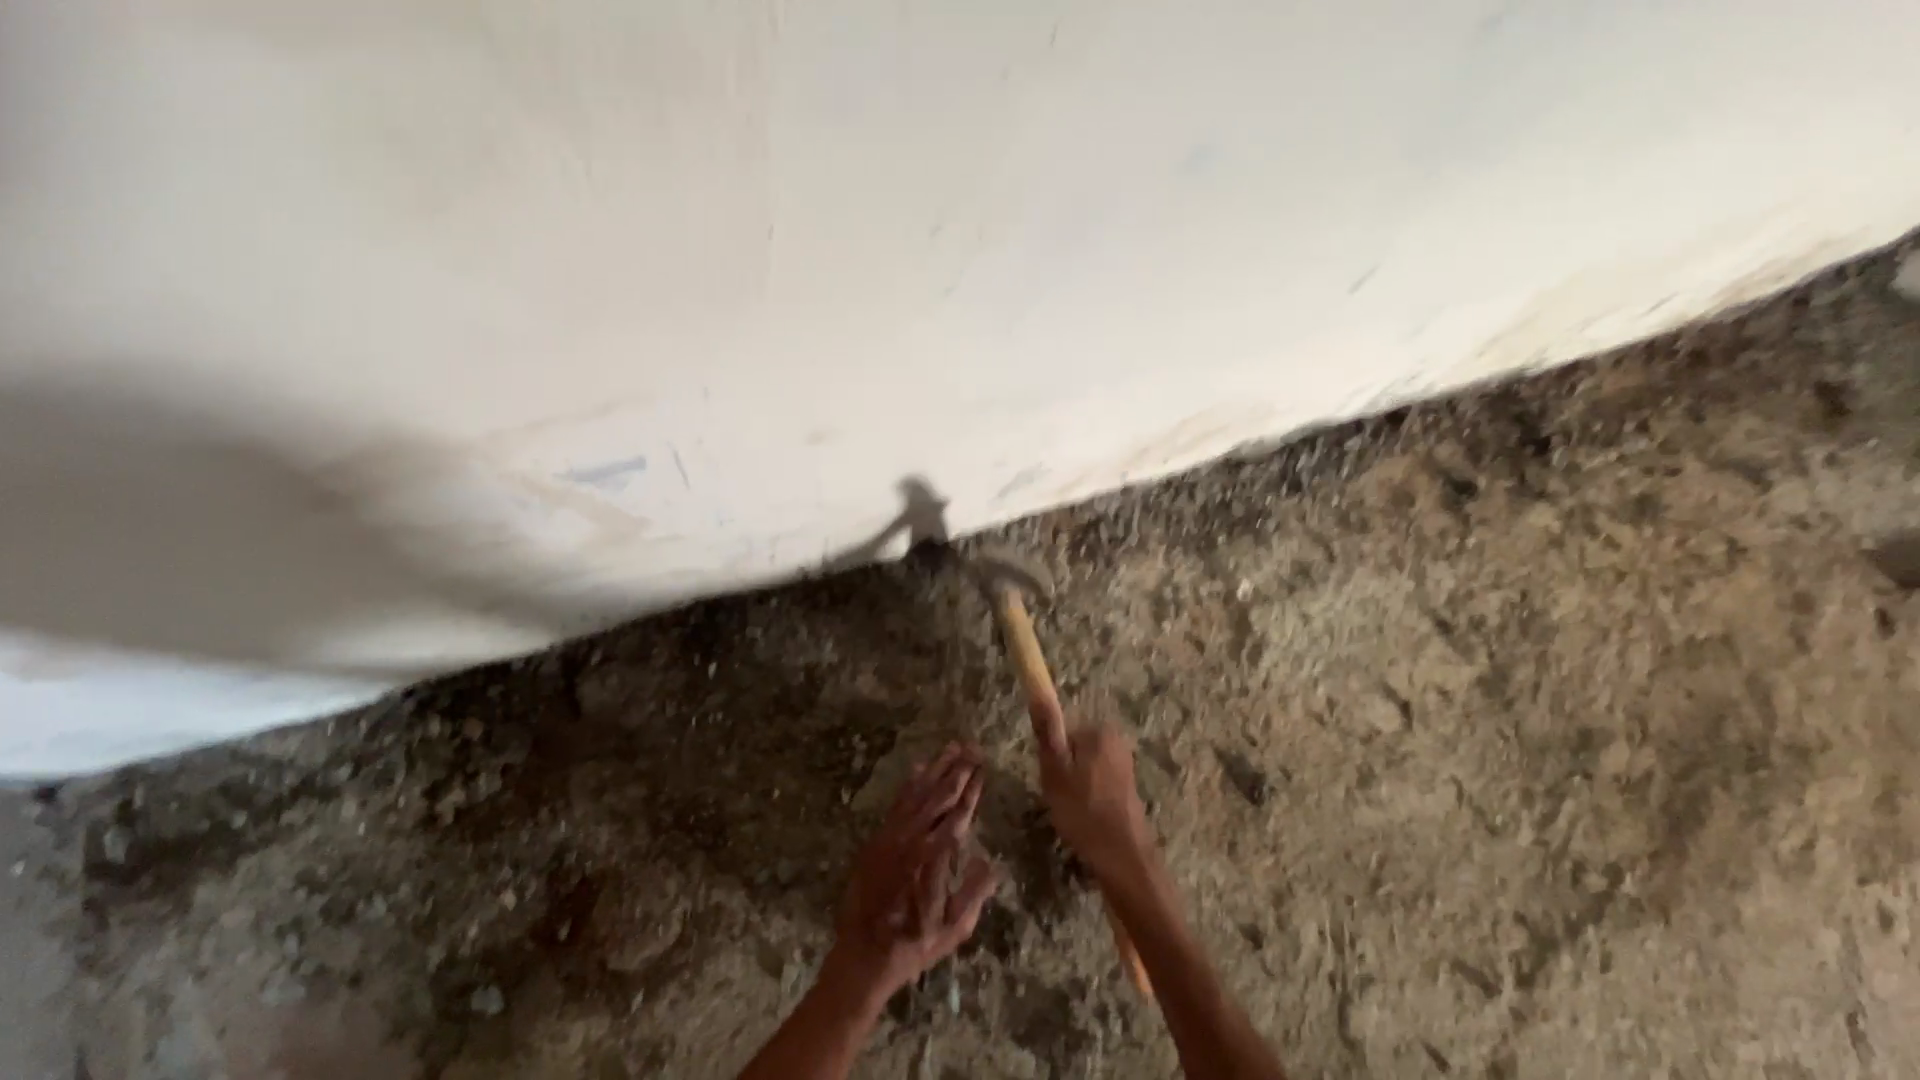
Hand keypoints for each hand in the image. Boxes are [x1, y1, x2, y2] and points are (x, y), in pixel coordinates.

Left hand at [826, 743, 999, 1002]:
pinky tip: (918, 768)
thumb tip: (989, 862)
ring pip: (918, 792)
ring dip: (936, 769)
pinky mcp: (877, 840)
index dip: (972, 790)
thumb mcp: (955, 928)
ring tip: (952, 747)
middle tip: (972, 748)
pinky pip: (896, 804)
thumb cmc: (914, 944)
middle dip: (958, 770)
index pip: (959, 813)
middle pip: (940, 795)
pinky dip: (909, 784)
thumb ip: (974, 892)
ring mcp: (892, 837)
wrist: (864, 953)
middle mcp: (914, 839)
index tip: (982, 768)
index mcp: (936, 857)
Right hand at [1039, 725, 1157, 884]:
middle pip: (1072, 749)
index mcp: (1100, 731)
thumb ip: (1047, 730)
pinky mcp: (1127, 787)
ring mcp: (1124, 765)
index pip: (1061, 733)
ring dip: (1074, 788)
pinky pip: (1095, 784)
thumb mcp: (1055, 770)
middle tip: (1061, 799)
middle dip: (1063, 773)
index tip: (1052, 780)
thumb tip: (1038, 689)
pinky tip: (1086, 819)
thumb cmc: (1084, 811)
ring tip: (1073, 812)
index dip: (1051, 758)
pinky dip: (1087, 799)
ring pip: (1082, 769)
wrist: (1122, 857)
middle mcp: (1116, 741)